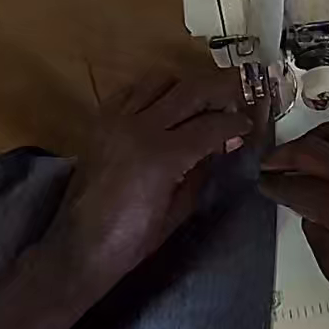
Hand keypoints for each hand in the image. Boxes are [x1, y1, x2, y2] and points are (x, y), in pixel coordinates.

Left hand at [50, 68, 255, 297]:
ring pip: (161, 80)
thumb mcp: (181, 207)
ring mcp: (118, 120)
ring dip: (187, 85)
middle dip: (223, 88)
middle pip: (192, 89)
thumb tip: (225, 143)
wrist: (81, 247)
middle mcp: (141, 127)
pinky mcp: (101, 121)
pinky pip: (133, 90)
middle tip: (241, 91)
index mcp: (164, 155)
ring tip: (202, 99)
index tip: (248, 125)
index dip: (236, 123)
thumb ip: (204, 168)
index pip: (212, 124)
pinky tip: (166, 106)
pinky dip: (155, 91)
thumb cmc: (135, 237)